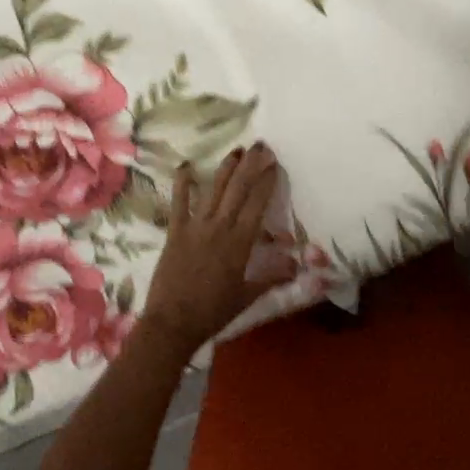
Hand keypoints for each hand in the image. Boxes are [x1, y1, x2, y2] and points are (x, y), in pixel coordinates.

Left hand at [138, 143, 294, 354]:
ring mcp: (195, 226)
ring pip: (214, 190)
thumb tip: (296, 264)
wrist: (172, 324)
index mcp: (239, 242)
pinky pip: (179, 202)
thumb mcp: (246, 297)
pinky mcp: (175, 231)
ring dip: (226, 168)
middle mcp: (220, 227)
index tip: (275, 164)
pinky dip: (182, 183)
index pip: (258, 204)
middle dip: (250, 165)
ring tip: (236, 150)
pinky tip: (185, 166)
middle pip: (238, 189)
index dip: (267, 181)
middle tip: (260, 145)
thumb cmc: (213, 312)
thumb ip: (271, 277)